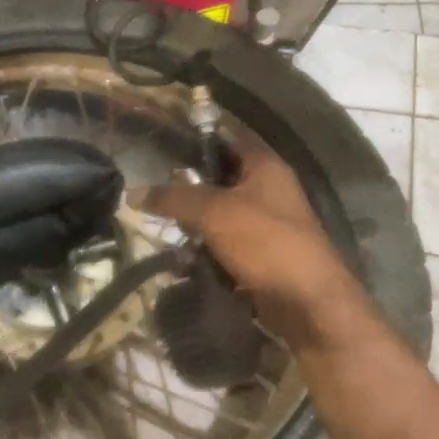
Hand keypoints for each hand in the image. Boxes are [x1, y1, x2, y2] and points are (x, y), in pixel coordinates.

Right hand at [131, 143, 369, 346]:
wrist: (305, 300)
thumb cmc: (265, 243)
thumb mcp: (213, 212)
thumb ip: (173, 198)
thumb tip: (133, 192)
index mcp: (266, 168)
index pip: (228, 138)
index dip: (197, 137)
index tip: (161, 144)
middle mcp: (268, 190)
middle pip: (219, 178)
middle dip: (186, 187)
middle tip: (151, 192)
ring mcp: (265, 223)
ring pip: (217, 212)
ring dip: (191, 221)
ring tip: (159, 226)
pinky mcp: (258, 253)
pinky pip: (221, 242)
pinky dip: (202, 247)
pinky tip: (179, 256)